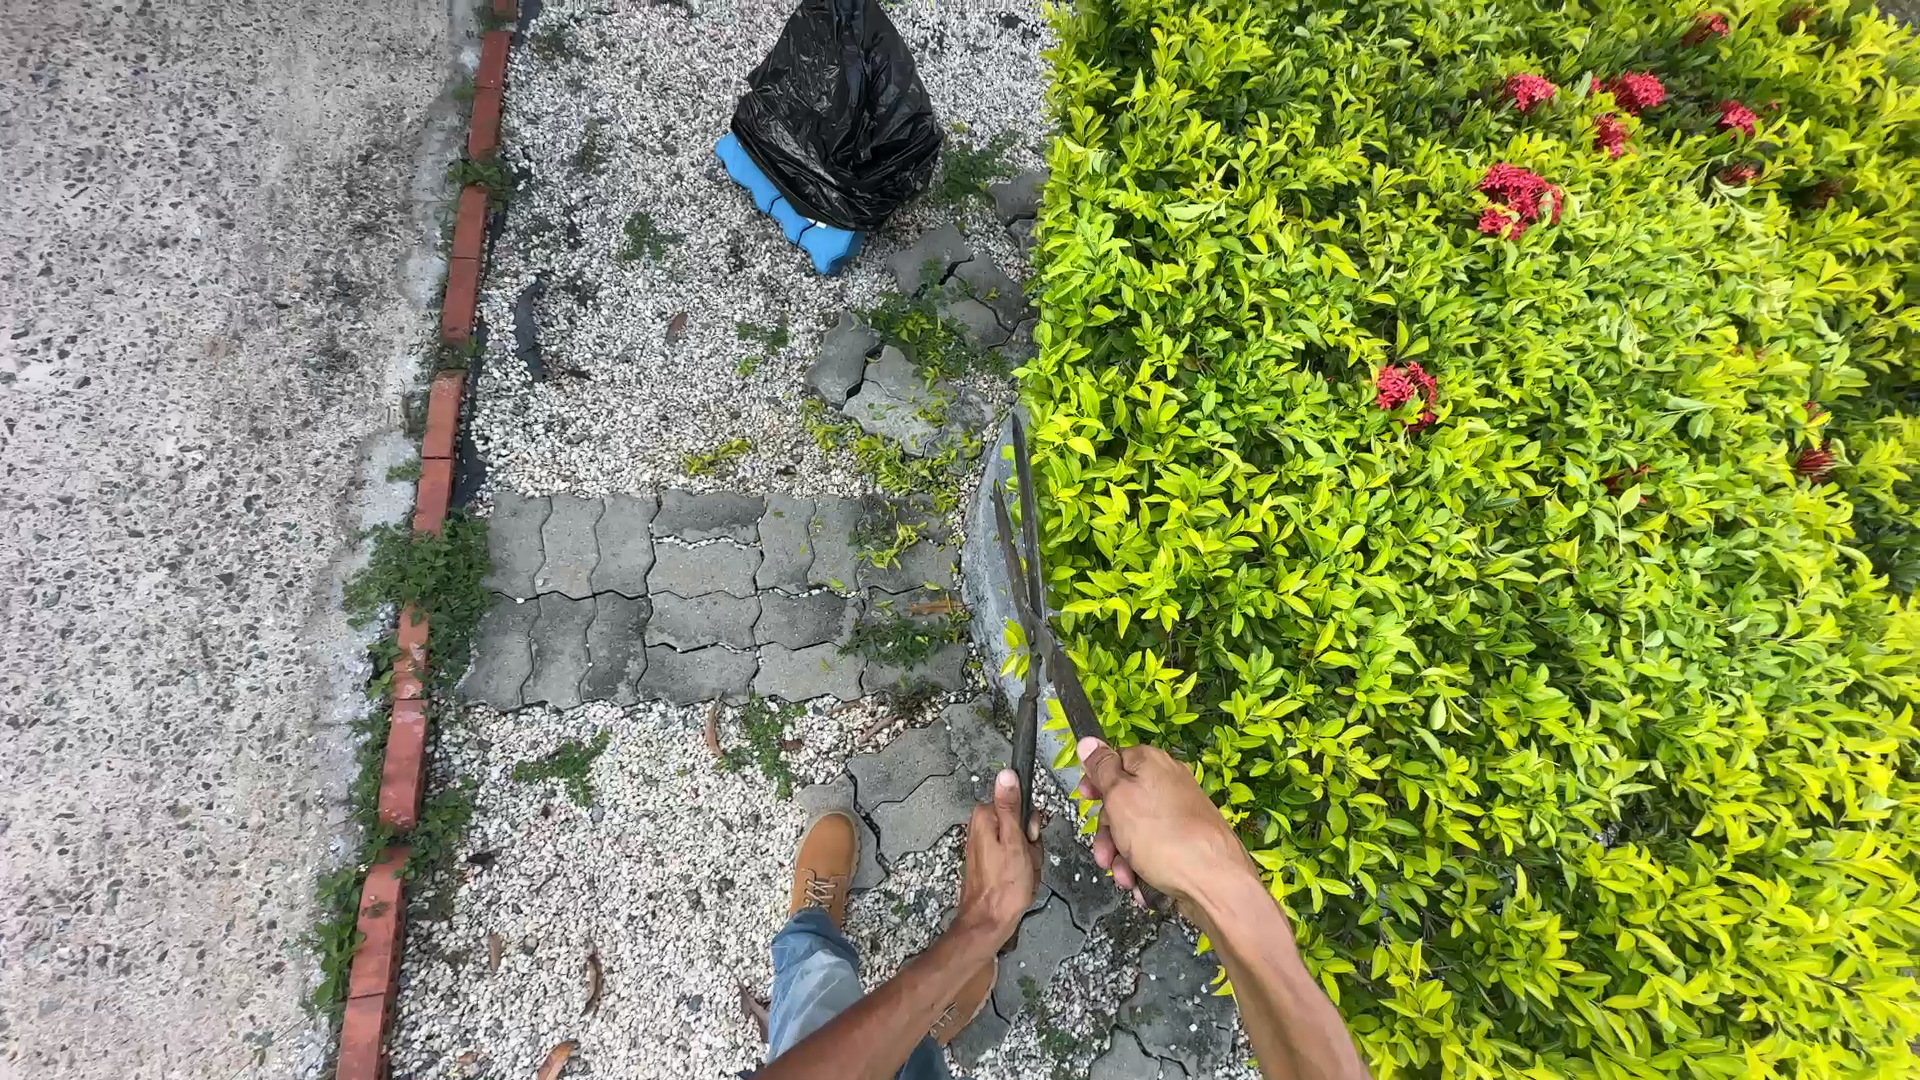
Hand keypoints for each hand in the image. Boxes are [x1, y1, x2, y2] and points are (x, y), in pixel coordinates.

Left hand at [953, 769, 1041, 945]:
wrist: (989, 924)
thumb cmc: (1002, 888)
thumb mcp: (1014, 842)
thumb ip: (1011, 807)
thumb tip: (1007, 775)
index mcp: (985, 816)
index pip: (1020, 804)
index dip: (1030, 825)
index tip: (1028, 839)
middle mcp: (982, 827)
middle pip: (1021, 824)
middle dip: (1030, 845)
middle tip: (1025, 861)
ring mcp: (987, 845)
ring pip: (1022, 843)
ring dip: (1029, 860)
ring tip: (1022, 875)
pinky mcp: (991, 861)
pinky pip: (1016, 858)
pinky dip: (1023, 870)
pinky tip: (1019, 882)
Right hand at [1077, 737, 1254, 909]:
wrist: (1217, 884)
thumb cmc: (1166, 838)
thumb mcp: (1119, 797)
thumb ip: (1101, 768)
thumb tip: (1089, 742)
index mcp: (1151, 762)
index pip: (1113, 761)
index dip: (1096, 781)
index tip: (1087, 798)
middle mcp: (1168, 782)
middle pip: (1122, 800)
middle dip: (1109, 831)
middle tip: (1106, 850)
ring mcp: (1180, 812)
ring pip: (1136, 829)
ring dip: (1123, 855)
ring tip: (1126, 875)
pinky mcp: (1188, 840)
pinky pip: (1155, 848)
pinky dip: (1144, 866)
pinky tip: (1142, 882)